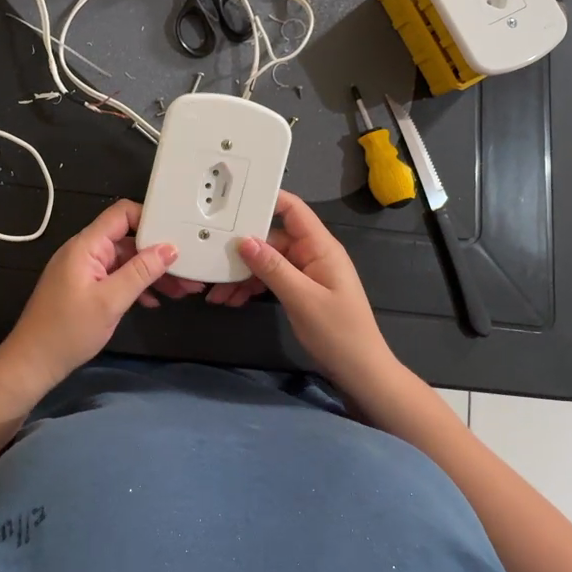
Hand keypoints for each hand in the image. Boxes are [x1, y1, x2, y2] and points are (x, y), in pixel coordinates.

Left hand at [0, 200, 177, 388]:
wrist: (32, 364)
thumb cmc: (68, 331)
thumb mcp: (110, 301)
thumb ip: (141, 272)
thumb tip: (171, 248)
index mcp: (87, 245)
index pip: (122, 214)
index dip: (150, 218)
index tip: (178, 233)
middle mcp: (85, 251)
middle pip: (128, 239)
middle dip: (159, 253)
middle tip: (188, 271)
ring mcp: (85, 269)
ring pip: (126, 260)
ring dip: (152, 273)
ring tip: (181, 290)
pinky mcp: (85, 287)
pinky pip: (116, 277)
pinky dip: (136, 285)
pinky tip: (155, 302)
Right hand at [234, 191, 396, 388]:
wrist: (360, 372)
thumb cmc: (338, 332)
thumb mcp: (302, 299)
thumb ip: (273, 268)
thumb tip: (243, 240)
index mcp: (320, 246)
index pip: (293, 209)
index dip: (266, 198)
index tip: (232, 200)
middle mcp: (312, 253)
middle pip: (272, 238)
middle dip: (243, 249)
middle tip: (211, 259)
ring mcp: (306, 272)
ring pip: (268, 261)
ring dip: (243, 274)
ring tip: (217, 292)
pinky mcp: (301, 290)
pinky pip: (272, 279)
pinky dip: (252, 287)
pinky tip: (232, 300)